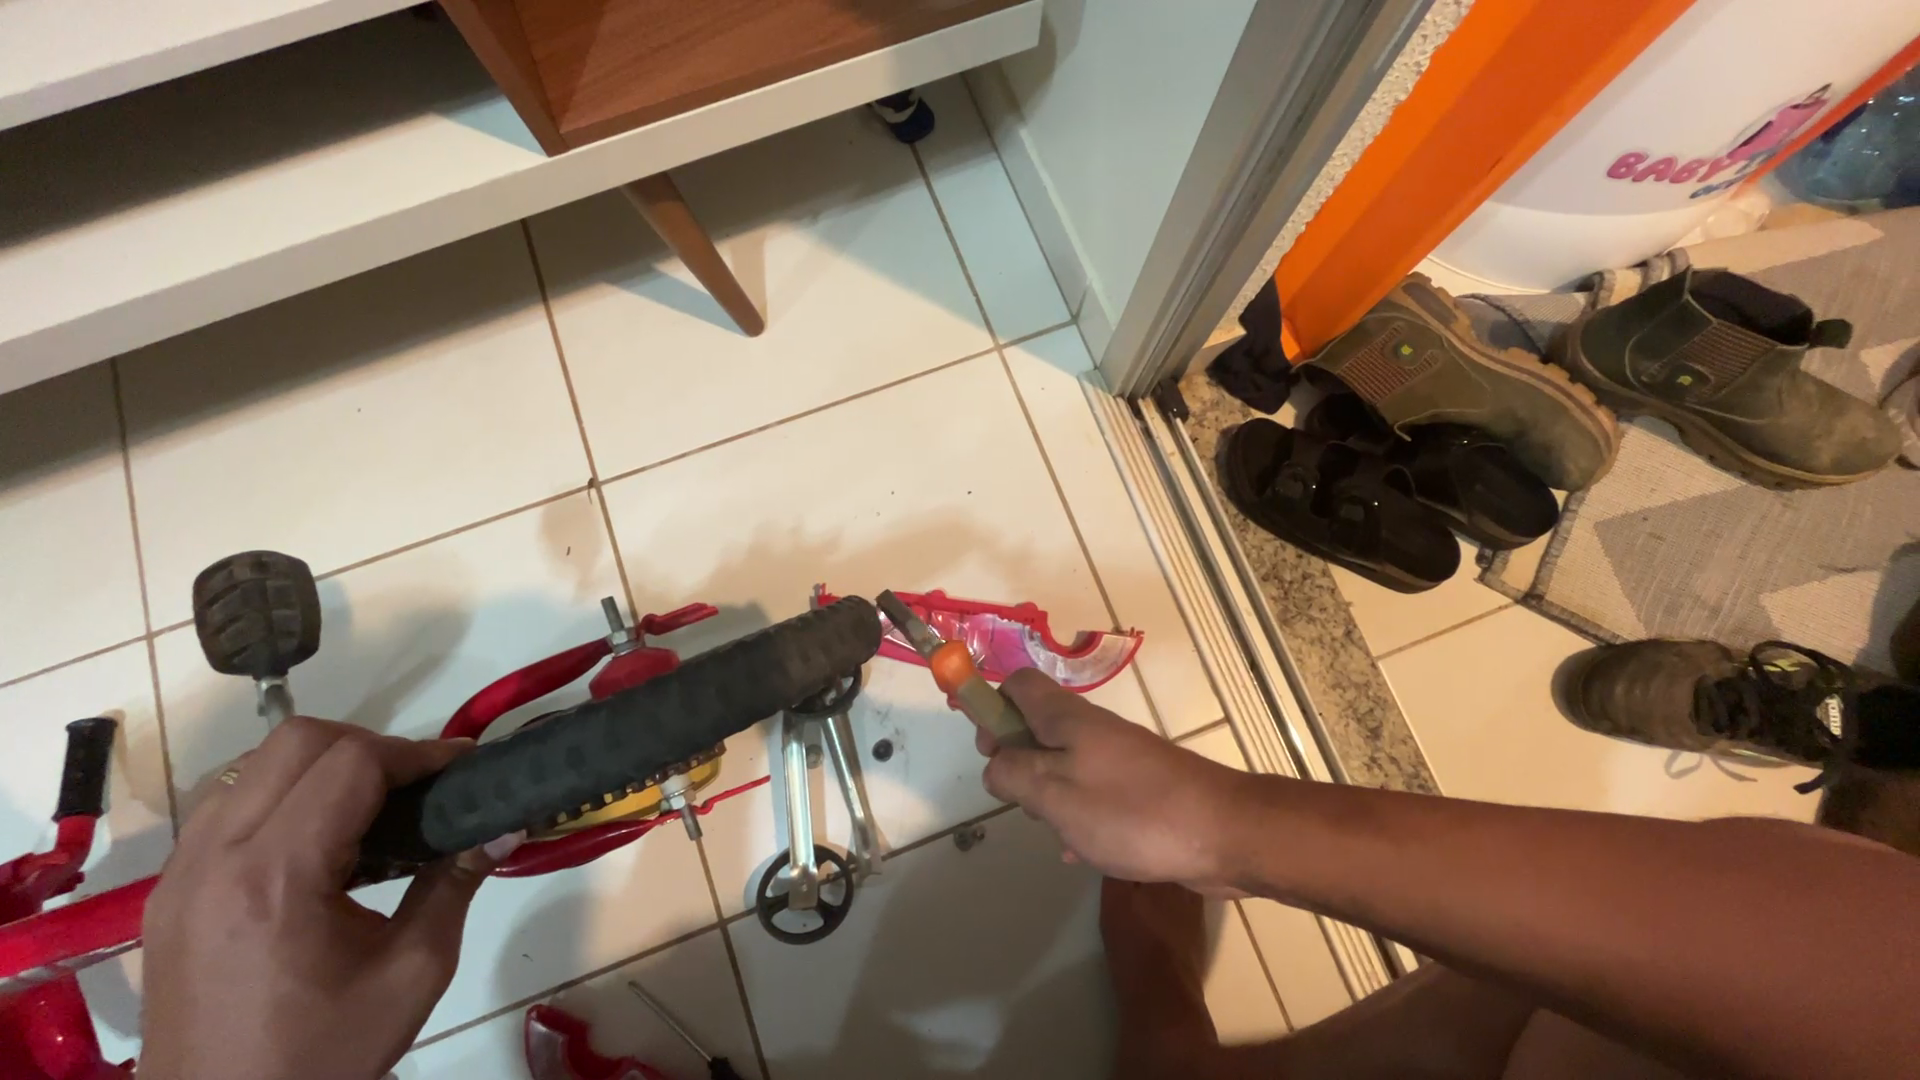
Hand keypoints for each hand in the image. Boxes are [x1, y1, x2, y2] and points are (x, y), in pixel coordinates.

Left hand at [139, 718, 515, 1079]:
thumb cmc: (324, 1052)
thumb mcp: (414, 969)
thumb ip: (457, 882)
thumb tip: (508, 824)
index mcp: (275, 878)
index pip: (351, 763)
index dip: (418, 751)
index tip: (464, 768)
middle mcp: (214, 860)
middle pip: (294, 741)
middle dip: (371, 745)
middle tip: (419, 784)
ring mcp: (180, 875)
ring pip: (254, 764)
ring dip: (324, 764)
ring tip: (375, 806)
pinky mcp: (170, 893)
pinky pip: (229, 804)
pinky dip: (286, 794)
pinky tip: (324, 839)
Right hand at [977, 670, 1253, 893]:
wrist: (1223, 833)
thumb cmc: (1130, 810)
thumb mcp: (1054, 793)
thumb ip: (1012, 773)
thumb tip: (994, 763)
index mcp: (1067, 718)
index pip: (1019, 684)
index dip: (993, 707)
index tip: (987, 749)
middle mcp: (1091, 729)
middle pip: (1037, 726)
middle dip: (1017, 761)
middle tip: (1021, 798)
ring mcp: (1118, 758)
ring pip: (1062, 764)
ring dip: (1046, 794)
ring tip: (1053, 829)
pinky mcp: (1138, 789)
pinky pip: (1092, 794)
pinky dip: (1077, 816)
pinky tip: (1079, 851)